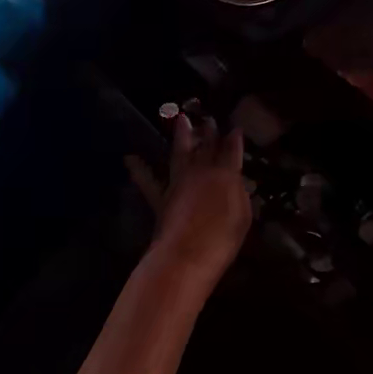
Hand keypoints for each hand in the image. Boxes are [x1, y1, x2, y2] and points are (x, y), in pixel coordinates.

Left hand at [146, 113, 250, 284]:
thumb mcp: (242, 217)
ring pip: (180, 152)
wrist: (187, 255)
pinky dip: (139, 169)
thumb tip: (237, 182)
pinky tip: (129, 158)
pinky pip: (148, 180)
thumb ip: (240, 195)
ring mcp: (178, 181)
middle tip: (209, 118)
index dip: (234, 139)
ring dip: (182, 136)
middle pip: (206, 146)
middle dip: (209, 131)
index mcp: (226, 175)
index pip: (232, 151)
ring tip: (181, 120)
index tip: (235, 128)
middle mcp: (201, 171)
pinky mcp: (161, 196)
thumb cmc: (222, 239)